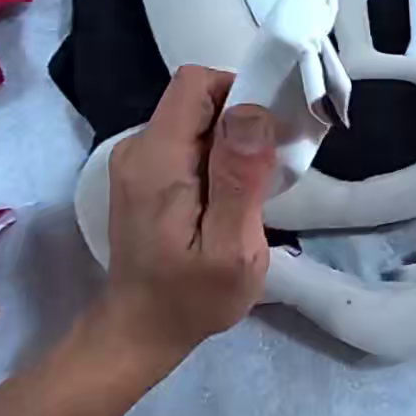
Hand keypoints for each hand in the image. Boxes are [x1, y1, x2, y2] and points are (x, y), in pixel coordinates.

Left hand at [98, 65, 276, 368]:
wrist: (142, 331)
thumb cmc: (192, 297)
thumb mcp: (231, 247)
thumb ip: (238, 178)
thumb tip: (251, 113)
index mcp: (157, 161)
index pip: (197, 84)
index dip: (242, 91)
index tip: (274, 130)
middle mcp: (140, 149)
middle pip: (200, 98)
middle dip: (246, 118)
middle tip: (274, 164)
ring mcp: (141, 161)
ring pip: (200, 119)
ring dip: (238, 139)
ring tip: (259, 184)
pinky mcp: (149, 174)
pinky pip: (194, 140)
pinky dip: (224, 154)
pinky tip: (237, 192)